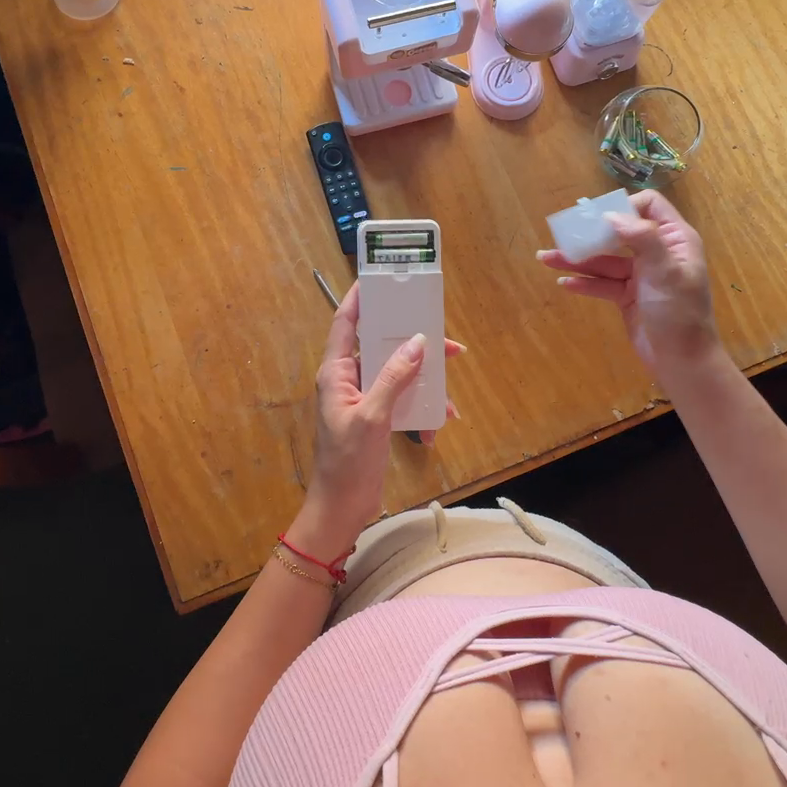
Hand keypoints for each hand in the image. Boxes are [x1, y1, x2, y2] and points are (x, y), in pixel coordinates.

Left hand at [289, 281, 462, 558]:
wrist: (342, 507)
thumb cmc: (348, 461)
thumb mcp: (373, 416)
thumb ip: (395, 377)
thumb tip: (418, 342)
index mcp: (336, 372)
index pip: (345, 323)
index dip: (360, 299)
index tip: (379, 278)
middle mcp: (348, 379)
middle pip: (381, 347)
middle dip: (413, 344)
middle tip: (446, 340)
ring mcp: (363, 399)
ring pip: (397, 374)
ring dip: (424, 381)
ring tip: (450, 391)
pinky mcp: (376, 417)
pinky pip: (402, 401)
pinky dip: (421, 410)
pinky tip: (436, 427)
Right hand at [536, 188, 717, 377]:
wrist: (682, 360)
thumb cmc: (679, 312)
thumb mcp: (665, 271)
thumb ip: (642, 239)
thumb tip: (611, 215)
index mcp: (675, 240)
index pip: (649, 206)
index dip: (624, 207)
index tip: (598, 218)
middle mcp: (657, 253)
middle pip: (619, 233)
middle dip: (590, 234)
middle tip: (563, 234)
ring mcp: (640, 276)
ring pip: (605, 261)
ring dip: (577, 260)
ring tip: (546, 258)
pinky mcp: (627, 297)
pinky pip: (602, 284)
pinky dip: (583, 283)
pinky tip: (563, 283)